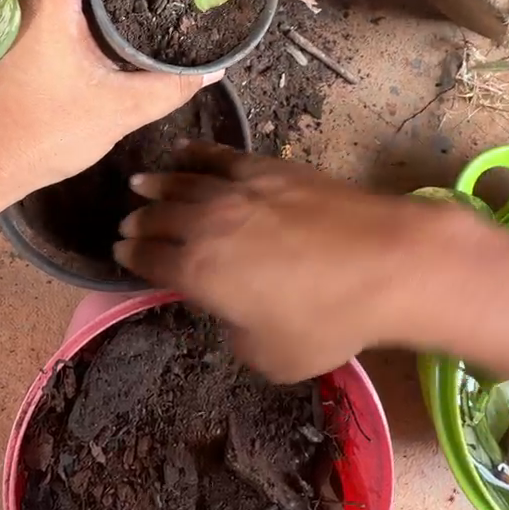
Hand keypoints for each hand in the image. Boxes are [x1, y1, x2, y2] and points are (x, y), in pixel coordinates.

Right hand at [114, 144, 499, 381]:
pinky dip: (196, 154)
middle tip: (127, 224)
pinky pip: (219, 156)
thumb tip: (232, 312)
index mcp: (197, 271)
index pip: (149, 259)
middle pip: (159, 217)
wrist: (388, 262)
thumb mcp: (271, 357)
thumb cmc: (328, 320)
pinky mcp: (266, 168)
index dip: (130, 257)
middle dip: (138, 222)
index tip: (120, 253)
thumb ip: (235, 336)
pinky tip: (184, 152)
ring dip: (156, 185)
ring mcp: (235, 190)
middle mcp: (205, 224)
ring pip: (181, 182)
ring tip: (139, 185)